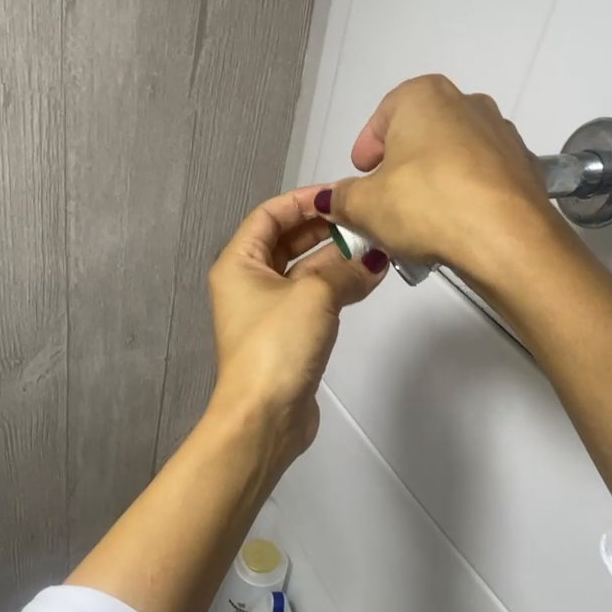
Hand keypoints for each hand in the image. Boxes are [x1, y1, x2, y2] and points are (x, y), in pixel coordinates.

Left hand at [205, 185, 385, 466]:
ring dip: (335, 258)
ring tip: (373, 246)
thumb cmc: (275, 348)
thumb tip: (373, 260)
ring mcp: (268, 312)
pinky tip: (366, 278)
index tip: (340, 195)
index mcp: (238, 263)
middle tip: (362, 220)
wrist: (265, 415)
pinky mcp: (287, 336)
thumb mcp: (314, 295)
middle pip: (286, 241)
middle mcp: (248, 284)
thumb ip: (346, 269)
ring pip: (303, 271)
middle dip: (324, 228)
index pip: (269, 215)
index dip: (303, 200)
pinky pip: (313, 299)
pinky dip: (336, 286)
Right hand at [326, 74, 557, 277]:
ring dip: (433, 179)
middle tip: (384, 198)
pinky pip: (480, 177)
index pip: (384, 115)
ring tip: (420, 218)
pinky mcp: (523, 167)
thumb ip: (342, 199)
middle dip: (400, 163)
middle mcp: (466, 102)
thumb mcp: (366, 206)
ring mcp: (501, 133)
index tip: (360, 174)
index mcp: (423, 96)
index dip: (367, 147)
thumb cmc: (426, 205)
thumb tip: (330, 199)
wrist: (507, 237)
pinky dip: (463, 194)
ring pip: (453, 154)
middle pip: (421, 132)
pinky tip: (453, 225)